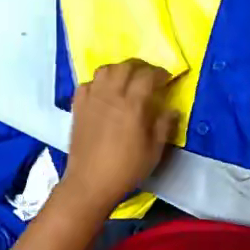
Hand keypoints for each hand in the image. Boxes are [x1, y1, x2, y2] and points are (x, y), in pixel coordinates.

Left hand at [58, 59, 178, 213]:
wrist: (90, 182)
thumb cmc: (126, 169)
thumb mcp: (154, 151)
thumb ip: (164, 126)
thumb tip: (172, 110)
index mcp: (132, 104)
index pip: (148, 75)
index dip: (160, 73)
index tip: (166, 79)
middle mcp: (110, 95)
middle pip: (125, 66)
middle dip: (140, 67)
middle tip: (148, 76)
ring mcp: (91, 99)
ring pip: (104, 70)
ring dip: (118, 70)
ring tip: (125, 80)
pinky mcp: (77, 107)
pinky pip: (86, 84)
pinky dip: (97, 83)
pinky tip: (103, 93)